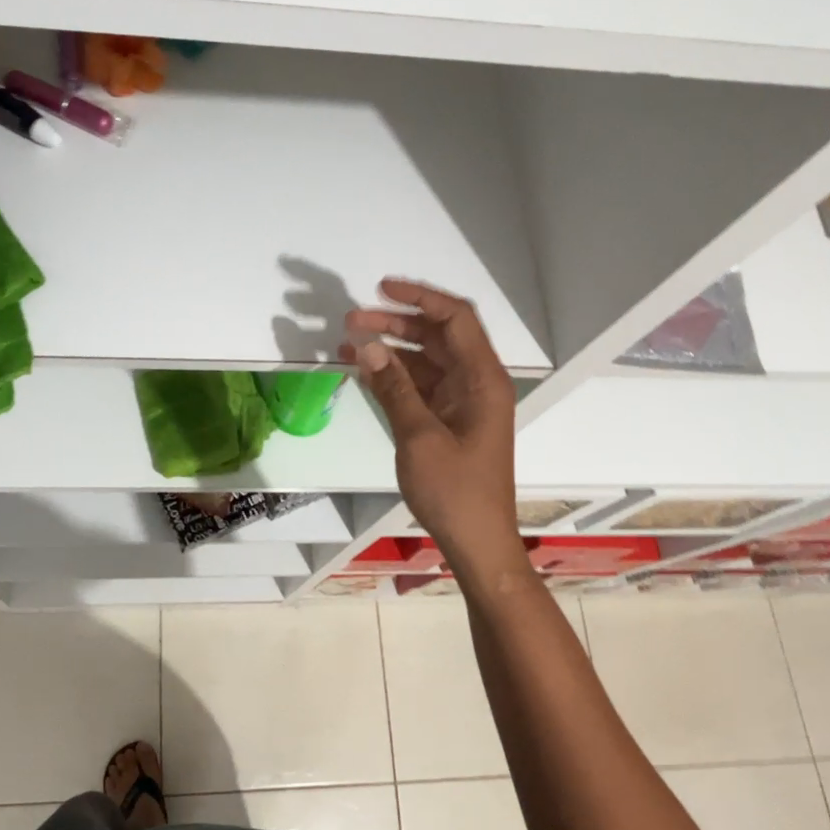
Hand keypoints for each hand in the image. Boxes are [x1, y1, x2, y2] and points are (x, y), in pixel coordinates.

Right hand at [341, 279, 524, 573]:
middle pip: (437, 336)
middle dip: (395, 323)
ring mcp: (462, 403)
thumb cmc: (455, 491)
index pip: (456, 319)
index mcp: (483, 380)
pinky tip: (362, 370)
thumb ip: (394, 388)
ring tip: (347, 342)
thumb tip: (368, 346)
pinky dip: (393, 377)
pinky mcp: (448, 422)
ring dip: (391, 349)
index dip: (420, 297)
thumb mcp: (419, 437)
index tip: (381, 288)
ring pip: (425, 361)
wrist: (477, 541)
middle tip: (350, 320)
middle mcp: (476, 383)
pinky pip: (420, 387)